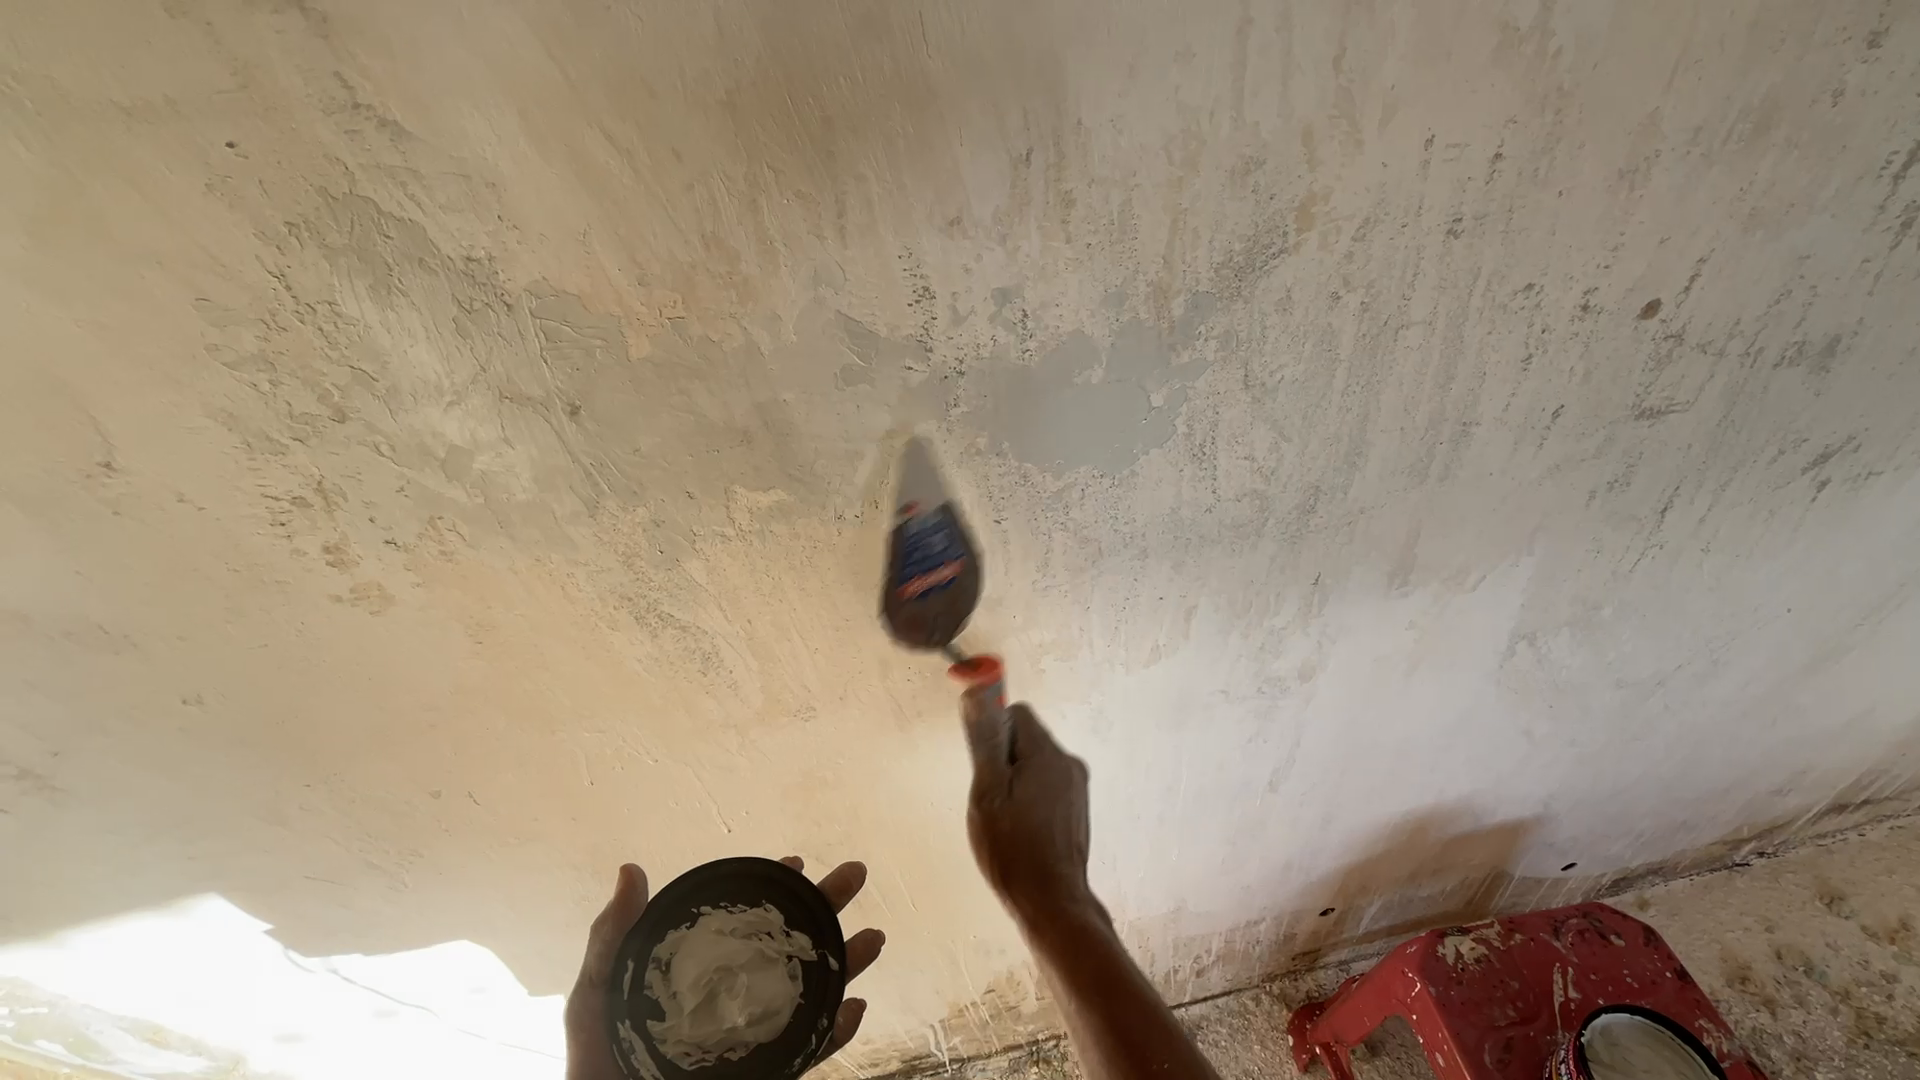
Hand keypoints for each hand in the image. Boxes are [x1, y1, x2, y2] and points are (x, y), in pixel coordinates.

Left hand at [564, 859, 887, 1079]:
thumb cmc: (599, 1062)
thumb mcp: (596, 995)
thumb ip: (613, 937)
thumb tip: (631, 869)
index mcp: (705, 969)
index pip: (748, 920)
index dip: (774, 887)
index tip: (795, 860)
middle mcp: (738, 995)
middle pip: (792, 945)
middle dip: (827, 907)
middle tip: (855, 873)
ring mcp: (756, 1036)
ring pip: (812, 992)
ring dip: (847, 963)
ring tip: (873, 937)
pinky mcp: (769, 1073)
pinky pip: (810, 1054)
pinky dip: (837, 1034)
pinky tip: (853, 1010)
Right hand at [961, 690, 1103, 929]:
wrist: (1052, 902)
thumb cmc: (1013, 848)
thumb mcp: (988, 792)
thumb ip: (984, 740)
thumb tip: (975, 693)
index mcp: (1048, 753)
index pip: (1015, 713)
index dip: (992, 733)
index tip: (983, 767)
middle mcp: (1069, 762)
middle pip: (1025, 738)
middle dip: (1002, 760)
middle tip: (991, 799)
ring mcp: (1077, 787)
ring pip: (1034, 763)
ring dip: (1014, 781)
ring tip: (1005, 818)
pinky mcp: (1077, 808)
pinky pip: (1045, 784)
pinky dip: (1029, 797)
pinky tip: (1021, 829)